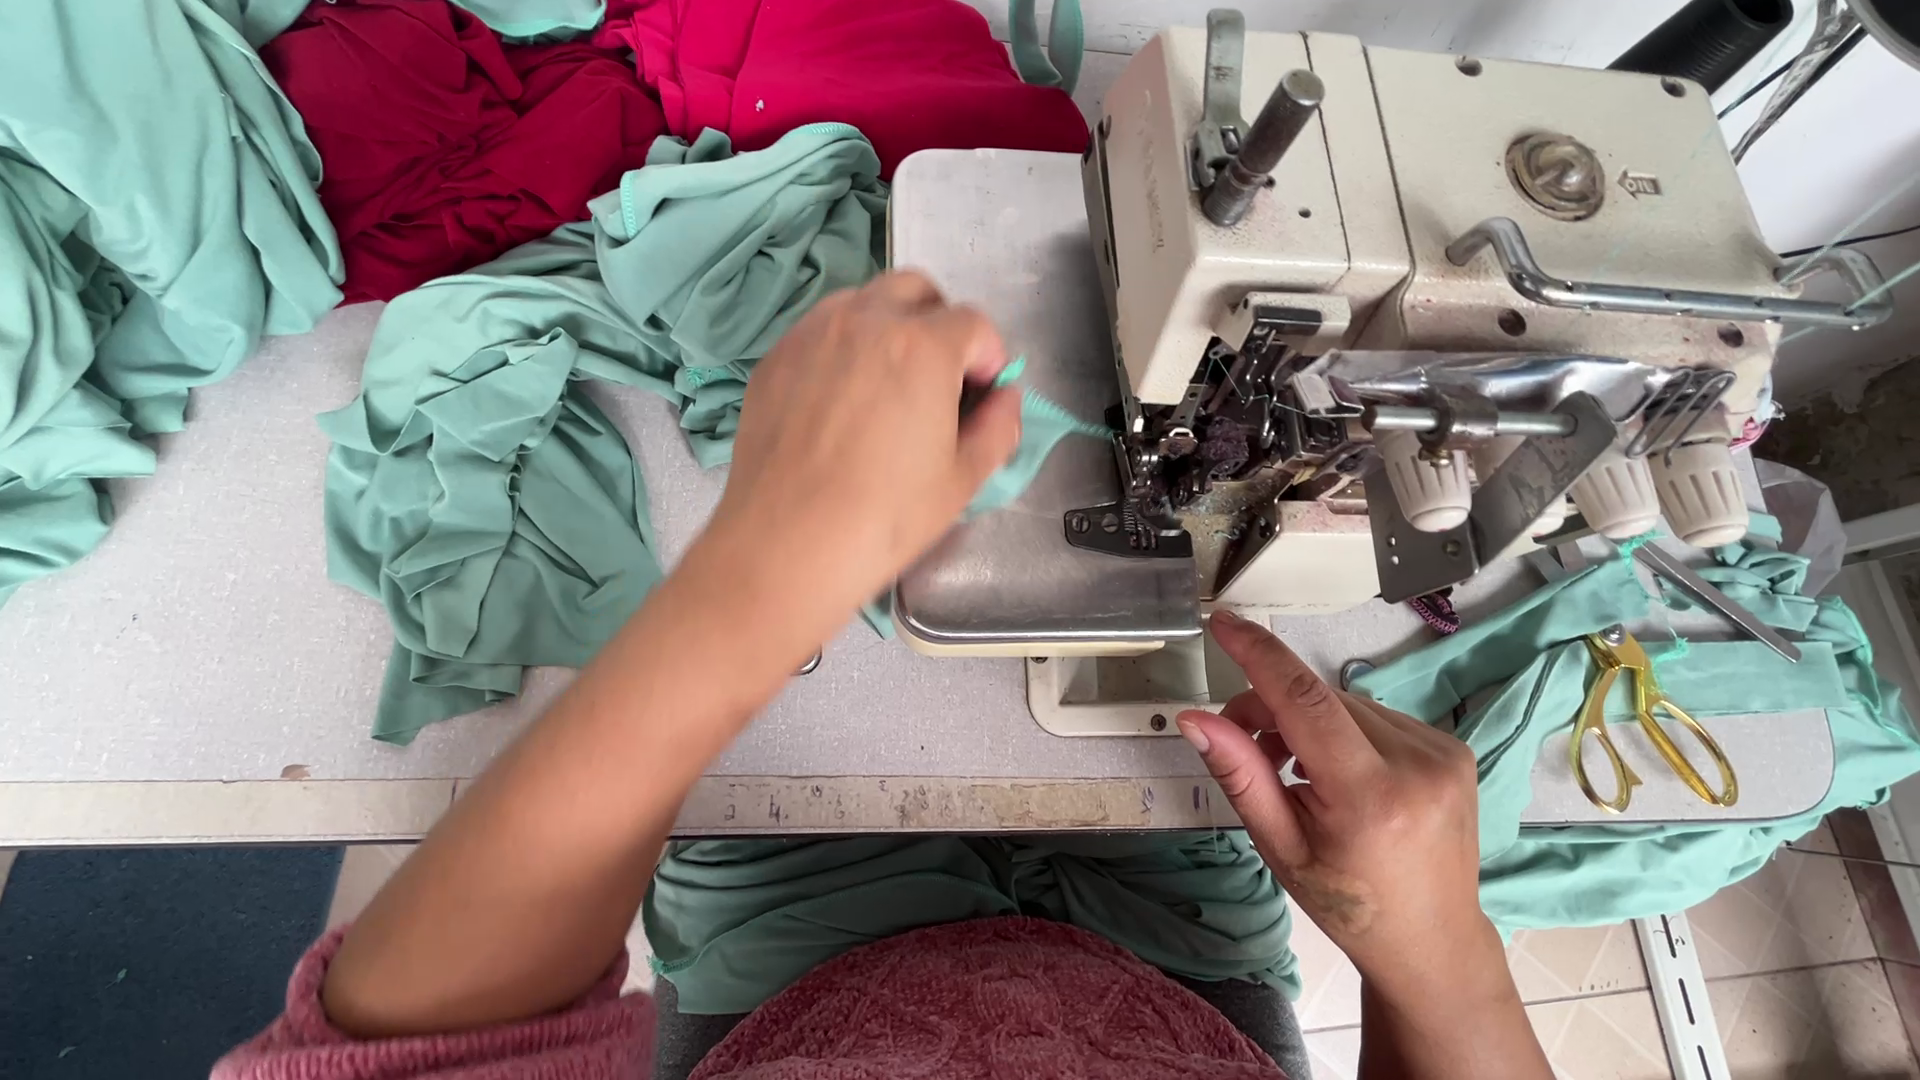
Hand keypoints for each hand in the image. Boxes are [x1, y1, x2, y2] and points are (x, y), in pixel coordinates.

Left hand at [699, 270, 1021, 633]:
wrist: (787, 544)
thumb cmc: (886, 517)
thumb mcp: (964, 480)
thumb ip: (1000, 426)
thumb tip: (1004, 397)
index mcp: (923, 345)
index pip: (974, 323)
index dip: (989, 358)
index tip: (982, 395)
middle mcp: (865, 320)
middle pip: (917, 291)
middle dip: (940, 324)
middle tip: (939, 380)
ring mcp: (812, 334)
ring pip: (863, 302)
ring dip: (889, 328)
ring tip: (887, 387)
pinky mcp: (776, 358)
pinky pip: (820, 332)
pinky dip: (843, 349)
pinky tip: (840, 403)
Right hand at [1176, 611, 1496, 998]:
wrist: (1433, 943)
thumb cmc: (1345, 902)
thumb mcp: (1278, 844)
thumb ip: (1239, 773)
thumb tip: (1195, 718)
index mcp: (1371, 796)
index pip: (1305, 701)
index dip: (1260, 655)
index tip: (1222, 621)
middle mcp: (1418, 763)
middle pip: (1319, 699)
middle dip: (1269, 706)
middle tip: (1239, 738)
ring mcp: (1443, 752)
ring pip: (1344, 702)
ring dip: (1305, 717)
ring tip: (1291, 765)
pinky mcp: (1454, 748)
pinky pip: (1373, 714)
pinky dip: (1340, 727)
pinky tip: (1335, 767)